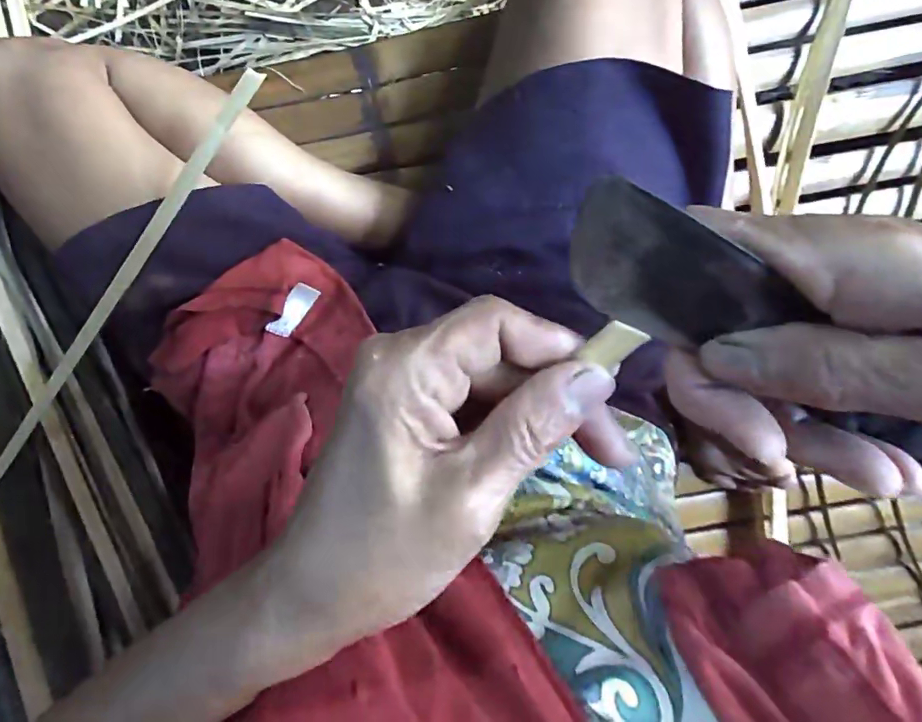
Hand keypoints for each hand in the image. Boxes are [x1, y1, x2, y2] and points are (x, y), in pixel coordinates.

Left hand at [266, 296, 632, 648]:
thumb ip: (533, 426)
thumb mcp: (472, 494)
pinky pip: (474, 393)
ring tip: (596, 451)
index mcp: (407, 366)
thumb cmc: (385, 557)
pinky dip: (513, 419)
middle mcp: (403, 354)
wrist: (309, 600)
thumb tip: (596, 376)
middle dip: (558, 389)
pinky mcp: (410, 400)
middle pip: (501, 349)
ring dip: (542, 407)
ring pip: (494, 373)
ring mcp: (405, 376)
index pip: (496, 322)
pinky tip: (545, 447)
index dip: (556, 345)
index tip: (605, 387)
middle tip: (611, 445)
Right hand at [675, 210, 921, 480]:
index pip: (697, 249)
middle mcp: (823, 267)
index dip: (673, 322)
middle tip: (793, 468)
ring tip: (888, 480)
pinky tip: (896, 468)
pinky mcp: (871, 332)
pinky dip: (829, 430)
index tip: (727, 415)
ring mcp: (846, 300)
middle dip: (737, 405)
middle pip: (719, 323)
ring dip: (795, 429)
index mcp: (836, 254)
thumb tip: (714, 356)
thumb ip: (837, 366)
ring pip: (763, 360)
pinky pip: (810, 378)